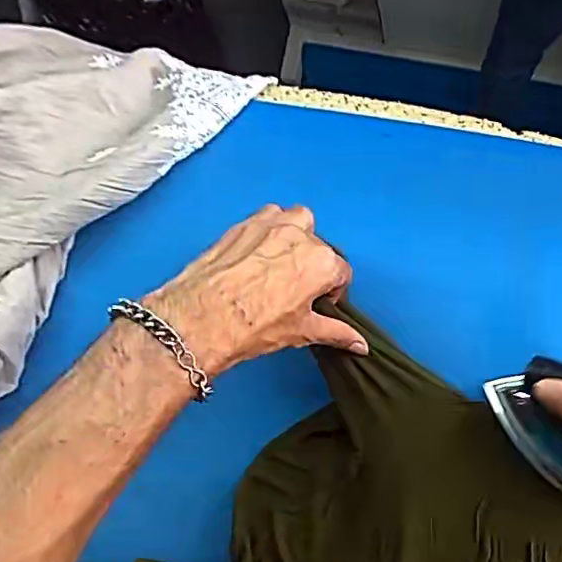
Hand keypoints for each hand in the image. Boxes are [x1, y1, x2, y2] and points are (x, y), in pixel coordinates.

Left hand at [144, 205, 367, 374]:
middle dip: (314, 265)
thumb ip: (337, 333)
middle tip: (298, 290)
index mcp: (322, 262)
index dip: (333, 290)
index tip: (320, 303)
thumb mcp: (302, 331)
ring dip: (297, 236)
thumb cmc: (253, 324)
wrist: (202, 318)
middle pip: (320, 246)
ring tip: (284, 264)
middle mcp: (300, 236)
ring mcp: (270, 225)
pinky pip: (267, 217)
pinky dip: (270, 229)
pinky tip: (260, 255)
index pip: (342, 272)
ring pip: (297, 220)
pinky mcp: (243, 224)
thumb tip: (359, 344)